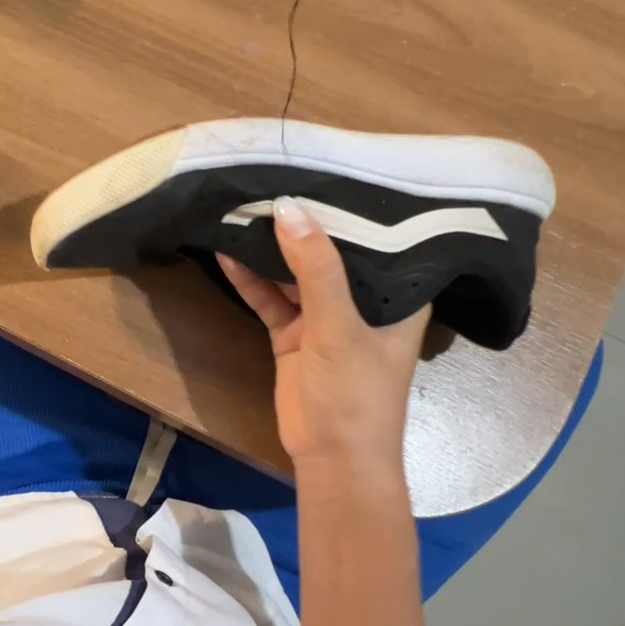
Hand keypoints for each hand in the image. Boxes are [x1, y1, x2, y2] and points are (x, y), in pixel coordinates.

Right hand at [217, 197, 431, 476]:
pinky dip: (251, 280)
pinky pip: (271, 299)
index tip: (322, 166)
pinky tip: (228, 252)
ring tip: (241, 208)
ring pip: (295, 274)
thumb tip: (287, 208)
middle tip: (269, 178)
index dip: (351, 205)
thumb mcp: (339, 327)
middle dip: (301, 223)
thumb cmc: (356, 394)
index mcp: (396, 293)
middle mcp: (363, 300)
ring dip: (270, 250)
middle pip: (329, 252)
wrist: (332, 458)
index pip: (377, 237)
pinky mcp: (294, 335)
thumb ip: (315, 269)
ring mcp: (325, 318)